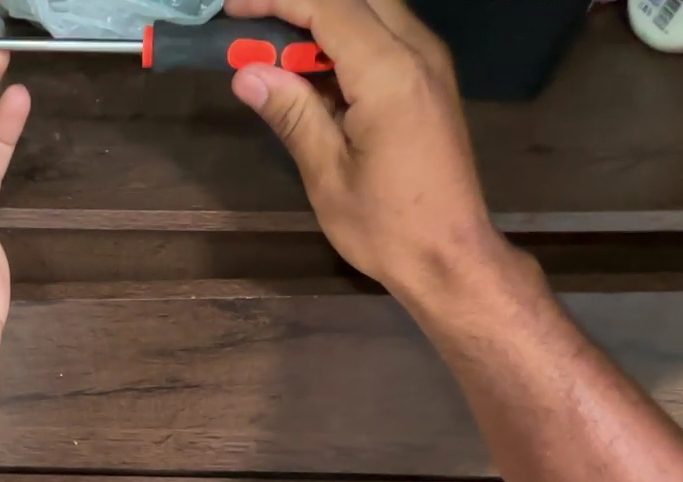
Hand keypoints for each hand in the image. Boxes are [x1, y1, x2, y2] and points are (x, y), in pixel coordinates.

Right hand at [222, 0, 513, 306]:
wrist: (449, 256)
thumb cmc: (385, 228)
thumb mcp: (328, 176)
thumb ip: (293, 115)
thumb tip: (247, 74)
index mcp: (389, 72)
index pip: (329, 4)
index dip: (277, 0)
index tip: (234, 11)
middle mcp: (417, 51)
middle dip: (301, 3)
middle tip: (254, 29)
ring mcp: (429, 64)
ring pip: (374, 9)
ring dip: (323, 20)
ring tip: (276, 52)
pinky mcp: (430, 83)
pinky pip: (386, 36)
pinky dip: (345, 40)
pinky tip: (314, 74)